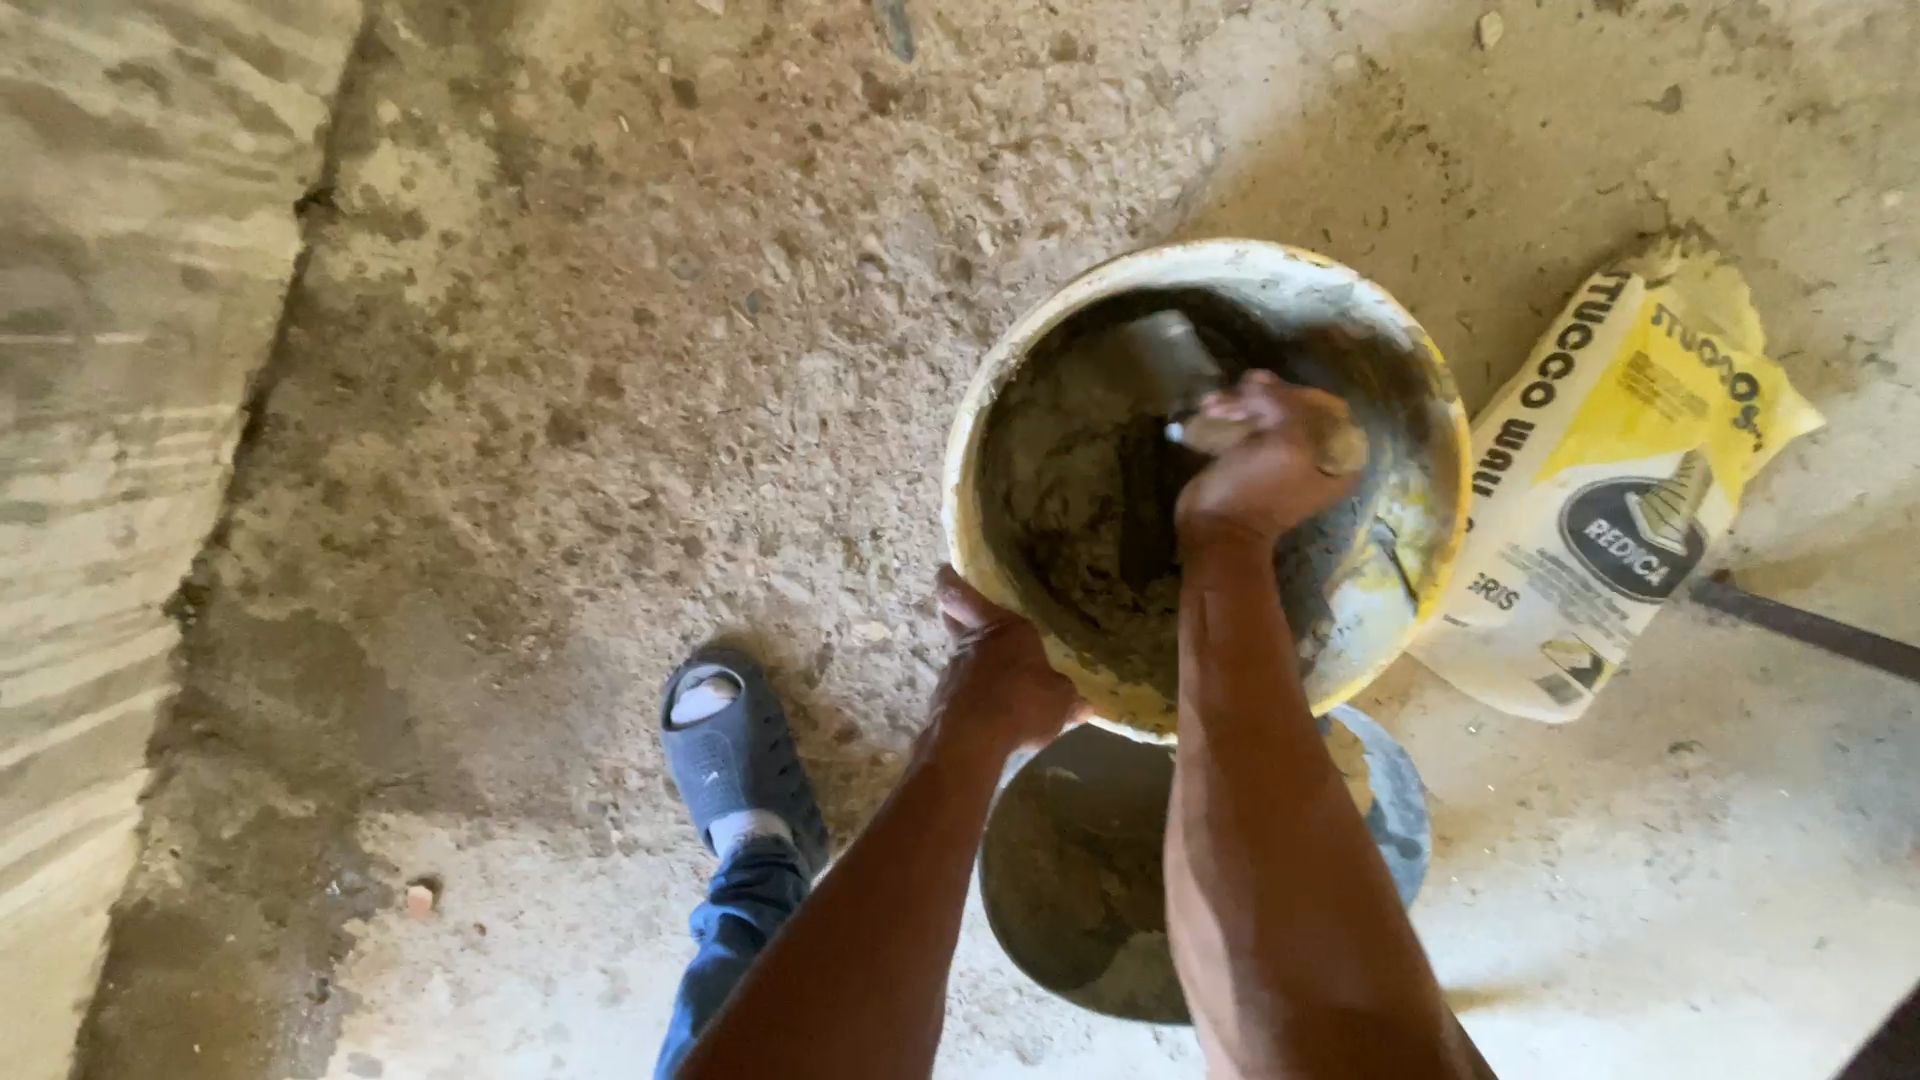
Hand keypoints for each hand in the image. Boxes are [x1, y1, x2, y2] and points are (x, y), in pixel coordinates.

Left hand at [927, 565, 1085, 756]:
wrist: (971, 741)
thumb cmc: (1022, 702)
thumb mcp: (1059, 701)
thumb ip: (1068, 698)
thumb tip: (1083, 705)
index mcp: (1001, 628)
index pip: (963, 594)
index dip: (953, 581)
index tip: (946, 571)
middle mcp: (972, 643)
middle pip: (955, 621)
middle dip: (959, 616)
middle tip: (968, 616)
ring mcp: (953, 673)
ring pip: (961, 658)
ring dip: (974, 665)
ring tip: (998, 682)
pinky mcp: (944, 702)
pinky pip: (962, 691)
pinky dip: (974, 697)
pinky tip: (991, 714)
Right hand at [1175, 370, 1359, 548]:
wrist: (1216, 532)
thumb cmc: (1254, 491)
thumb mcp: (1285, 443)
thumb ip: (1284, 403)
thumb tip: (1258, 380)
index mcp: (1339, 457)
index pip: (1325, 405)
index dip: (1293, 392)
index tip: (1262, 391)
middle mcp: (1316, 455)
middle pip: (1292, 407)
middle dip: (1258, 397)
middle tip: (1229, 398)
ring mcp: (1282, 458)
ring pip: (1265, 413)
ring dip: (1237, 403)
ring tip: (1210, 405)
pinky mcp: (1251, 461)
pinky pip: (1246, 427)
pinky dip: (1228, 416)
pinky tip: (1208, 412)